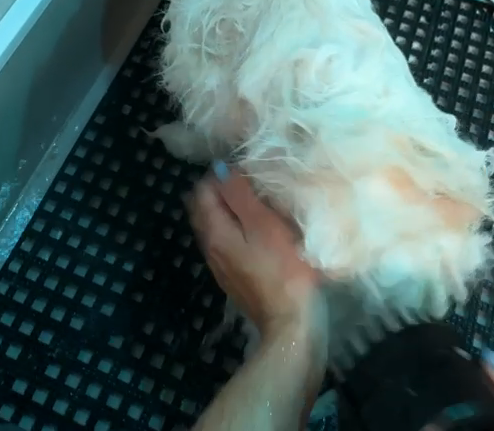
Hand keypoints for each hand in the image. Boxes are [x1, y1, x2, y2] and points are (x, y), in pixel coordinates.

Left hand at [187, 164, 325, 340]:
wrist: (291, 324)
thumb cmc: (282, 267)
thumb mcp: (263, 223)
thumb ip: (240, 195)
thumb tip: (221, 169)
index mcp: (213, 232)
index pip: (202, 191)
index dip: (221, 175)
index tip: (247, 172)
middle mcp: (209, 248)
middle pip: (205, 208)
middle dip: (222, 190)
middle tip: (250, 183)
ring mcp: (220, 265)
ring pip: (216, 225)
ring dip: (230, 209)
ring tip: (257, 201)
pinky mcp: (234, 276)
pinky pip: (228, 241)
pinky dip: (237, 227)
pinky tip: (258, 229)